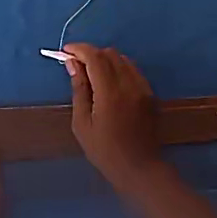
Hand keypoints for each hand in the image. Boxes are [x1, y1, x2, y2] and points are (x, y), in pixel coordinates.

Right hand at [63, 43, 163, 186]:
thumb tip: (72, 64)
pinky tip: (110, 83)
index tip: (66, 51)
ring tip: (92, 74)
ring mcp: (143, 88)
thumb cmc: (105, 151)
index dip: (79, 49)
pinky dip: (119, 69)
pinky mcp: (150, 94)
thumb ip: (79, 90)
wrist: (139, 168)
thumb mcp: (82, 124)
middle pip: (110, 54)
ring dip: (106, 60)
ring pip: (123, 59)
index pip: (95, 57)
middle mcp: (130, 85)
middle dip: (91, 54)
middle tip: (76, 65)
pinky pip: (133, 71)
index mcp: (110, 93)